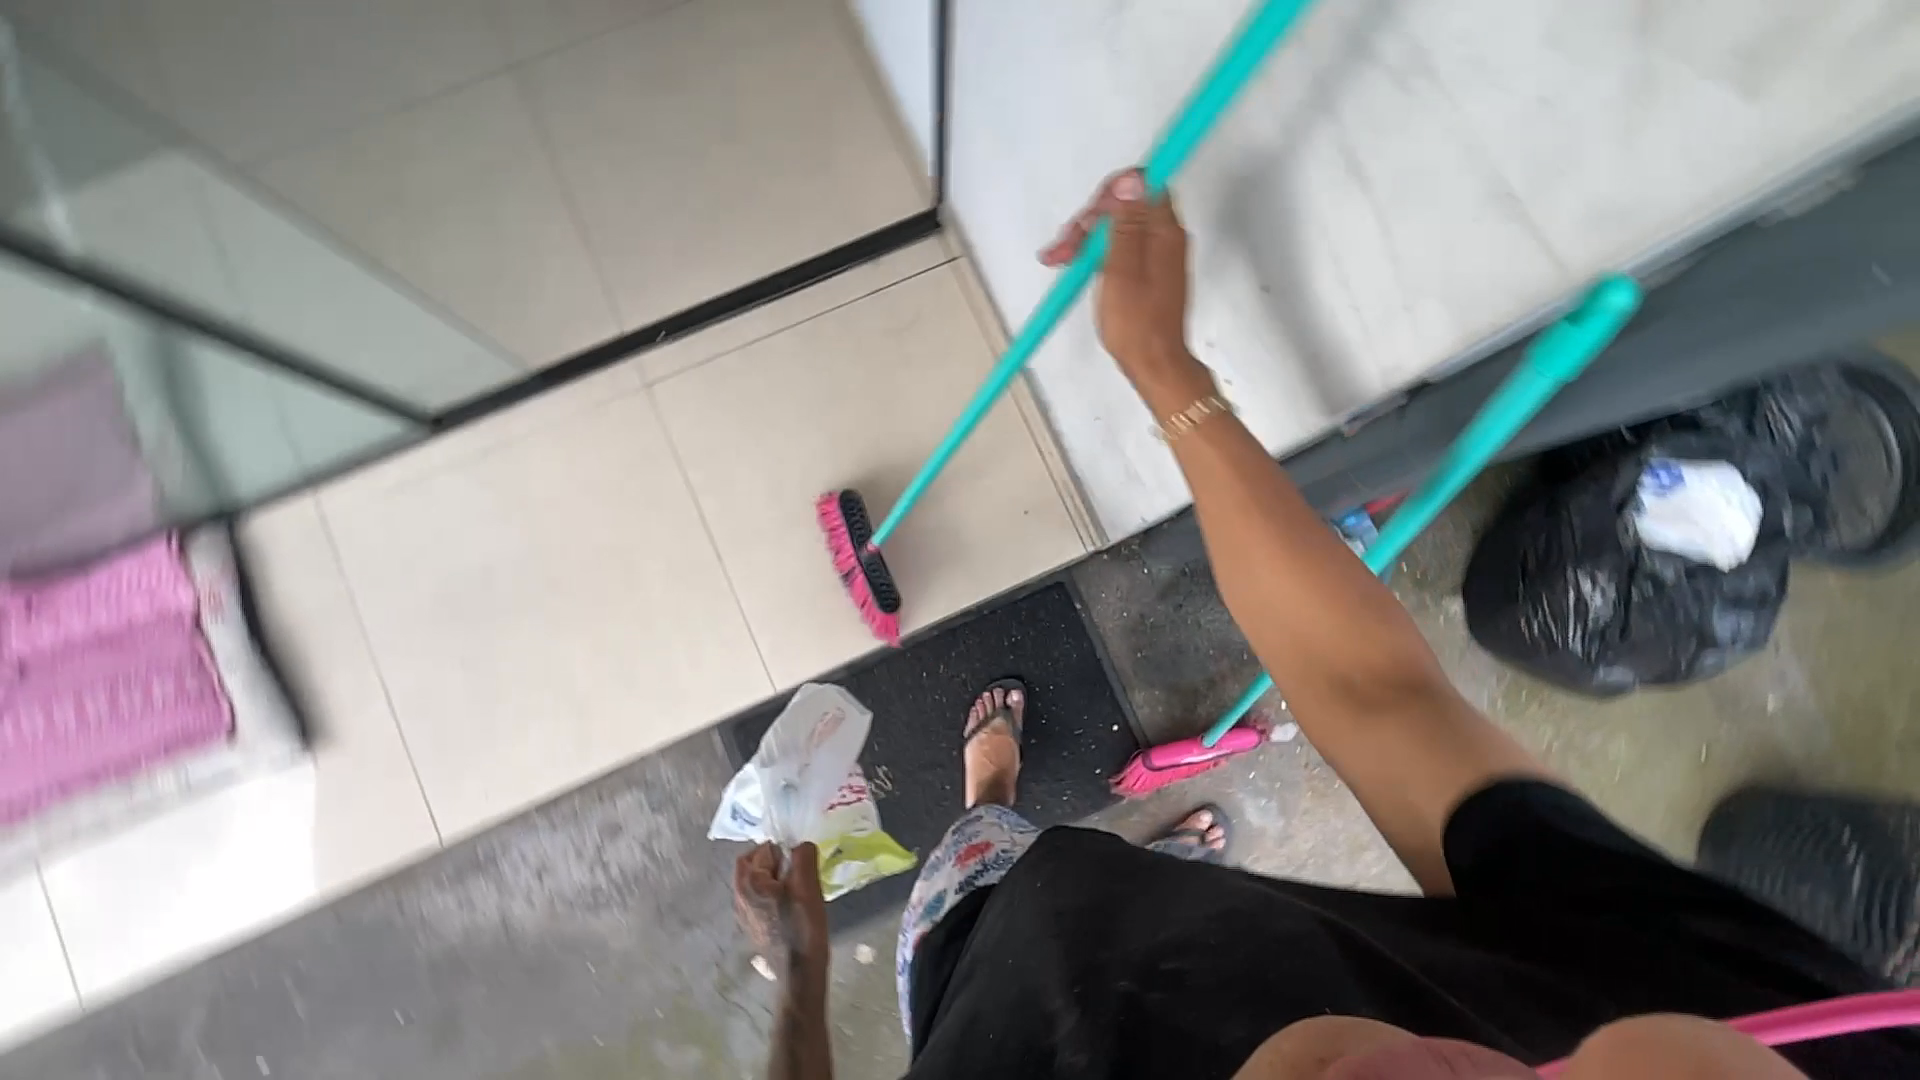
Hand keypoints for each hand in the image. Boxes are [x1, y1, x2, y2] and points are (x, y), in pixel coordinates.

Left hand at [733, 842, 827, 973]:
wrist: (799, 974)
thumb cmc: (802, 926)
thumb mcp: (807, 885)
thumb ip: (802, 855)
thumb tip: (800, 844)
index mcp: (748, 882)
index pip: (764, 848)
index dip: (784, 851)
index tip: (801, 864)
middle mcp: (739, 895)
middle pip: (754, 863)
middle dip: (776, 862)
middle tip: (799, 873)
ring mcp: (744, 913)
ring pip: (759, 881)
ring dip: (776, 878)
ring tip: (798, 891)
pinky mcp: (753, 926)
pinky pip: (761, 898)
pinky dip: (774, 894)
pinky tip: (792, 908)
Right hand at [1039, 169, 1208, 398]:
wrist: (1155, 365)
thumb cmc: (1135, 324)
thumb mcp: (1122, 270)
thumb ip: (1125, 223)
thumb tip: (1132, 178)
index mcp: (1164, 230)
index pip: (1141, 183)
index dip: (1109, 194)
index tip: (1086, 221)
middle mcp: (1166, 236)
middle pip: (1126, 206)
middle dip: (1090, 221)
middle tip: (1062, 249)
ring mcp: (1159, 254)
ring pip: (1120, 228)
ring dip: (1088, 239)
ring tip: (1057, 260)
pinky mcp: (1150, 272)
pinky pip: (1123, 248)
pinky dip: (1098, 254)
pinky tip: (1075, 267)